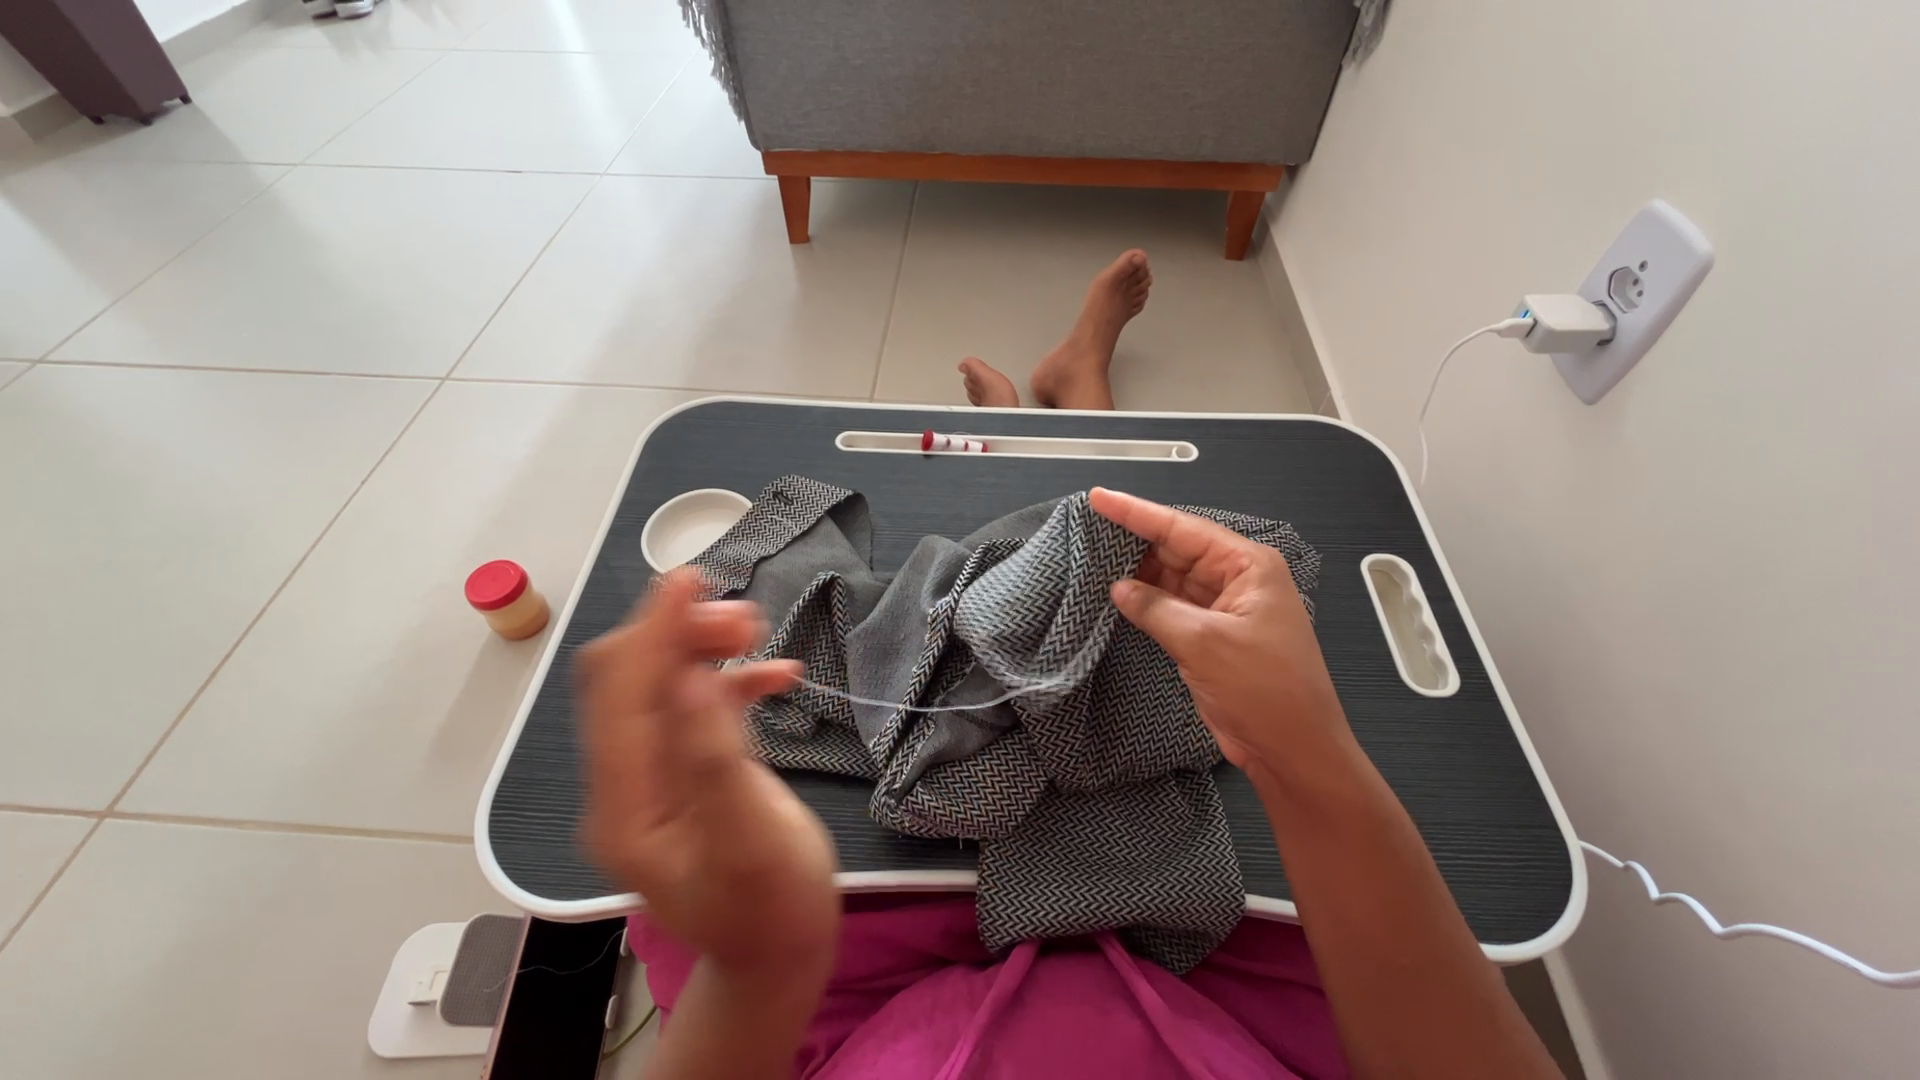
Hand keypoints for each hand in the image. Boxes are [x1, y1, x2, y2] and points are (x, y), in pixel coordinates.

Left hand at [576, 570, 837, 975]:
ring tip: (756, 630)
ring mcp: (653, 778)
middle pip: (629, 682)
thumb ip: (714, 760)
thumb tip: (687, 677)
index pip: (618, 696)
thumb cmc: (772, 906)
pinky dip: (731, 682)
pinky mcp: (685, 773)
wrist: (779, 952)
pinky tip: (779, 676)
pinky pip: (695, 708)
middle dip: (676, 634)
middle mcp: (625, 786)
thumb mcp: (750, 840)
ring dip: (702, 649)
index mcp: (625, 807)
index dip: (649, 631)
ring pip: (660, 686)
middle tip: (743, 618)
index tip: (688, 578)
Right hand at [1090, 487, 1353, 773]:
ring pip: (1172, 578)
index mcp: (1248, 566)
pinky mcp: (1212, 636)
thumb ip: (1156, 609)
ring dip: (1137, 573)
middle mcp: (1238, 580)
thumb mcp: (1204, 643)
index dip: (1137, 513)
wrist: (1293, 750)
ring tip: (1094, 558)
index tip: (1100, 498)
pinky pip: (1173, 607)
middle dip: (1135, 540)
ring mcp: (1225, 609)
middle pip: (1177, 549)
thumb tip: (1119, 588)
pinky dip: (1146, 602)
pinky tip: (1118, 596)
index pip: (1183, 529)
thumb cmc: (1264, 691)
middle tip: (1088, 528)